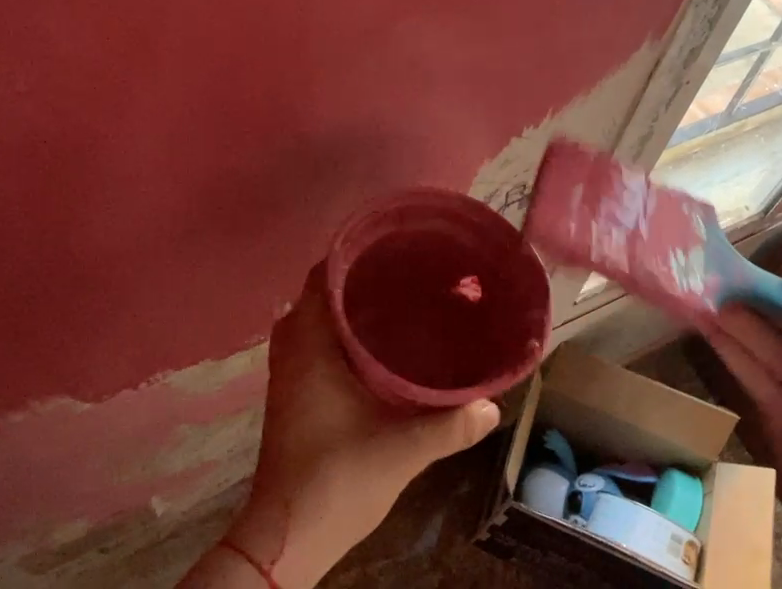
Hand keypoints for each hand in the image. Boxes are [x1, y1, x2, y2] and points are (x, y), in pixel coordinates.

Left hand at [197, 264, 500, 587]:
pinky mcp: (293, 394)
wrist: (288, 537)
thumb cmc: (336, 480)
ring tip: (397, 299)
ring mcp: (288, 374)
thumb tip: (493, 405)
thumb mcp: (401, 451)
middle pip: (321, 292)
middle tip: (406, 271)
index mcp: (310, 347)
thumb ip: (449, 426)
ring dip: (348, 305)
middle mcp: (292, 350)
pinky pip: (314, 341)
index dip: (354, 252)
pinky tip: (377, 345)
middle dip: (359, 276)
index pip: (323, 275)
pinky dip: (340, 332)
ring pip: (315, 318)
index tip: (394, 244)